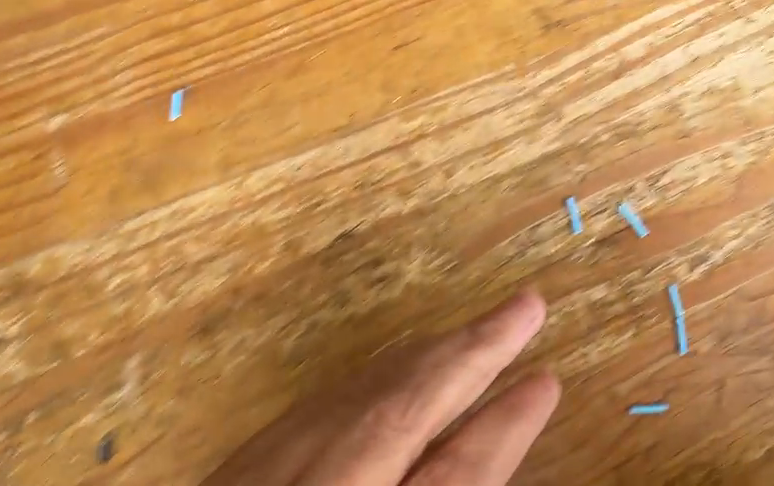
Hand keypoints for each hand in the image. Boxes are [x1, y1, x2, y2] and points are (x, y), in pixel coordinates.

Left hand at [201, 288, 560, 485]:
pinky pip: (308, 416)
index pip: (451, 477)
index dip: (504, 427)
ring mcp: (257, 485)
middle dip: (472, 352)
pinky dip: (363, 386)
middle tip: (527, 304)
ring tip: (471, 332)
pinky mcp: (226, 483)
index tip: (547, 379)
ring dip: (419, 359)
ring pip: (352, 400)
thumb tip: (479, 462)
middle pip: (400, 408)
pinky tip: (384, 378)